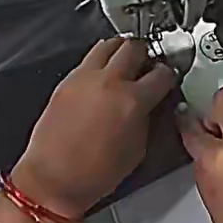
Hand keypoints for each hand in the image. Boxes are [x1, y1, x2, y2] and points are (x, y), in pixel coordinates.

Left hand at [13, 37, 178, 217]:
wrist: (54, 178)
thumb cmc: (91, 173)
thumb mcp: (137, 150)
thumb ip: (148, 119)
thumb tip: (152, 105)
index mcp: (132, 101)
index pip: (162, 74)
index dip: (169, 75)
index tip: (167, 78)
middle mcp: (108, 83)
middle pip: (135, 47)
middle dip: (146, 54)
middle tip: (148, 62)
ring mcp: (84, 78)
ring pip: (108, 44)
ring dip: (121, 50)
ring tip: (125, 61)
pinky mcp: (66, 81)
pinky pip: (87, 59)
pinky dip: (99, 61)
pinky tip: (103, 75)